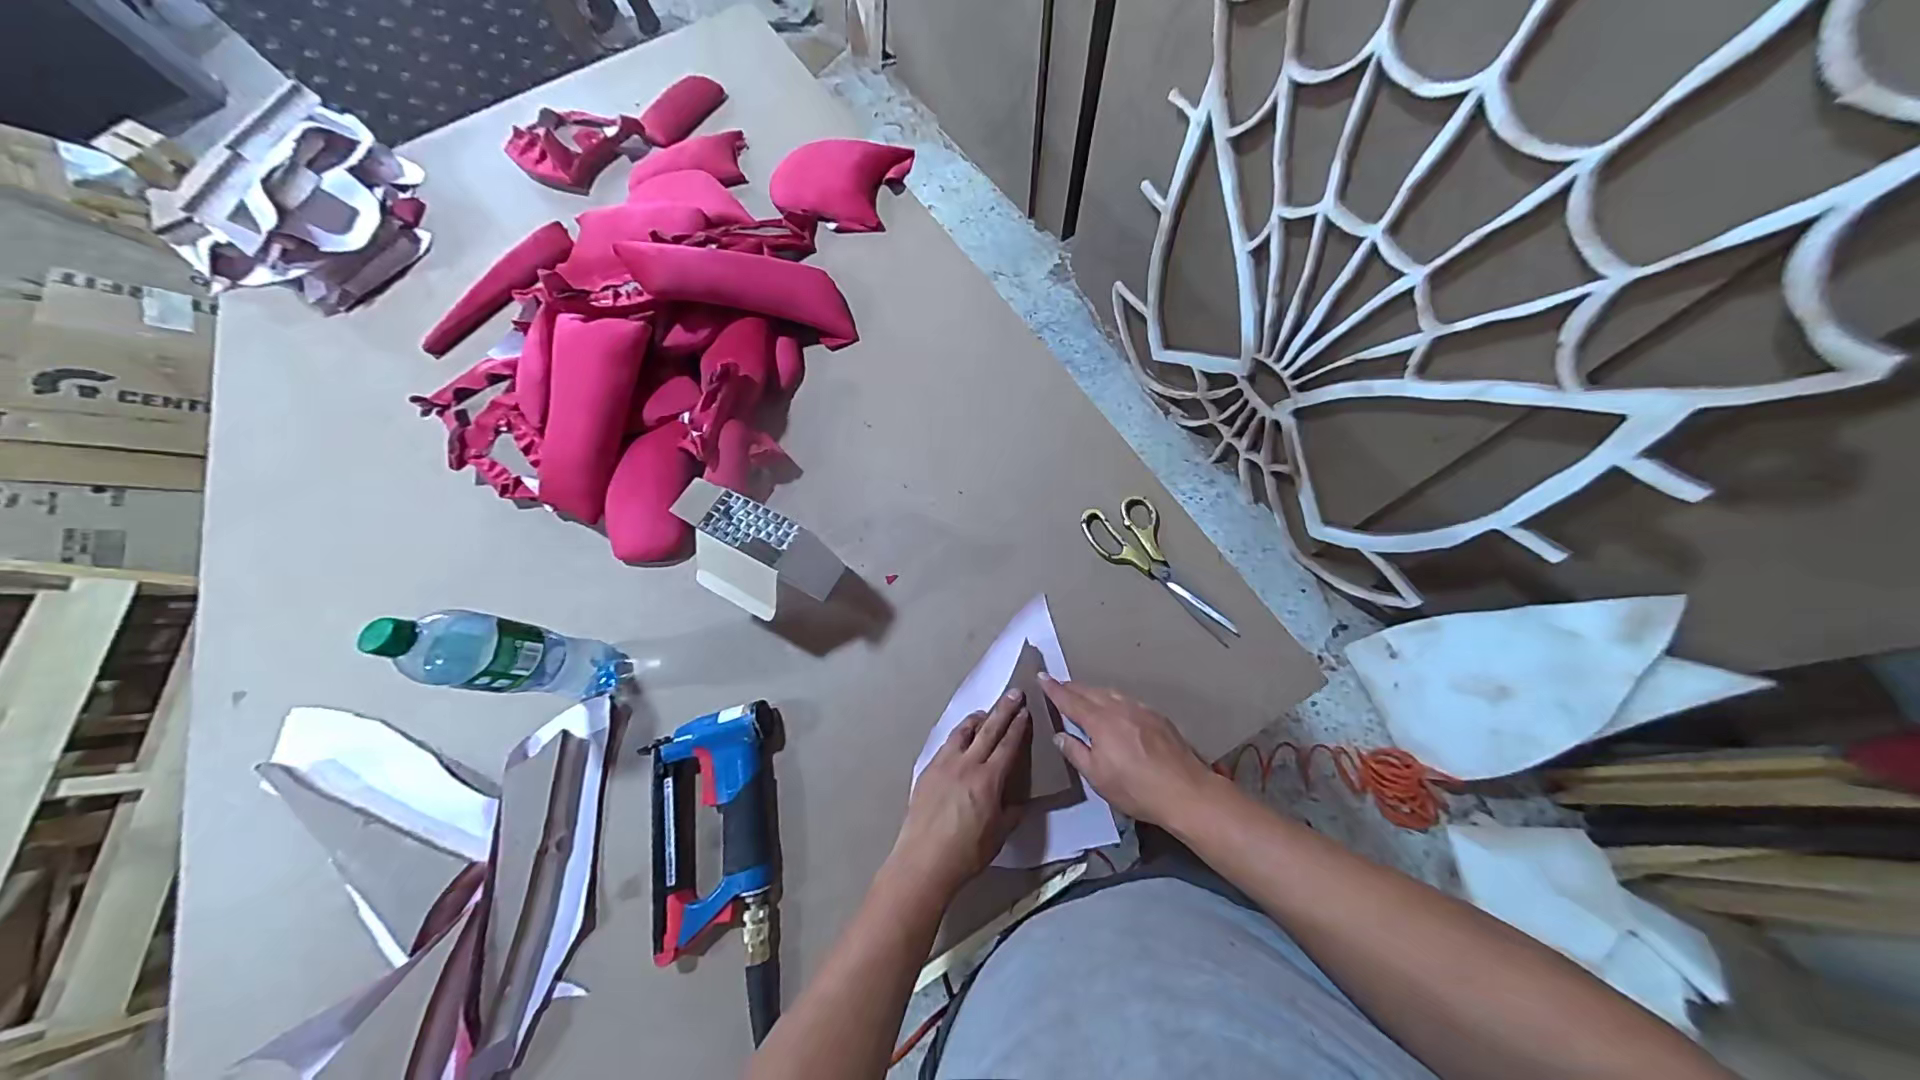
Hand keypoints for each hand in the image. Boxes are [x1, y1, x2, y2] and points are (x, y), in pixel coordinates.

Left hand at [889, 690, 1029, 896]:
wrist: (924, 860)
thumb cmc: (966, 853)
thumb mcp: (1000, 834)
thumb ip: (1012, 812)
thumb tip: (1020, 800)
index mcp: (989, 779)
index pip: (1008, 744)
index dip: (1018, 726)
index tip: (1025, 711)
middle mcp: (966, 765)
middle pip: (988, 729)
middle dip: (1003, 710)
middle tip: (1013, 694)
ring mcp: (944, 765)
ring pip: (963, 732)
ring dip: (977, 719)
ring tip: (985, 712)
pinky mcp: (927, 772)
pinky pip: (946, 745)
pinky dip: (958, 736)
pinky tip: (960, 738)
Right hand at [1043, 676, 1221, 826]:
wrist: (1186, 791)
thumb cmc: (1136, 789)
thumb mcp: (1097, 777)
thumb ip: (1076, 752)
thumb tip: (1060, 735)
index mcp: (1100, 722)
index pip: (1071, 700)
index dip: (1054, 689)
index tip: (1042, 677)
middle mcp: (1119, 709)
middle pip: (1090, 692)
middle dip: (1072, 687)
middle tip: (1059, 685)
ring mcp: (1141, 710)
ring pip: (1111, 694)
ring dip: (1093, 692)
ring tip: (1083, 694)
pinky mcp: (1158, 717)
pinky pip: (1128, 701)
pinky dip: (1114, 699)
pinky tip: (1115, 708)